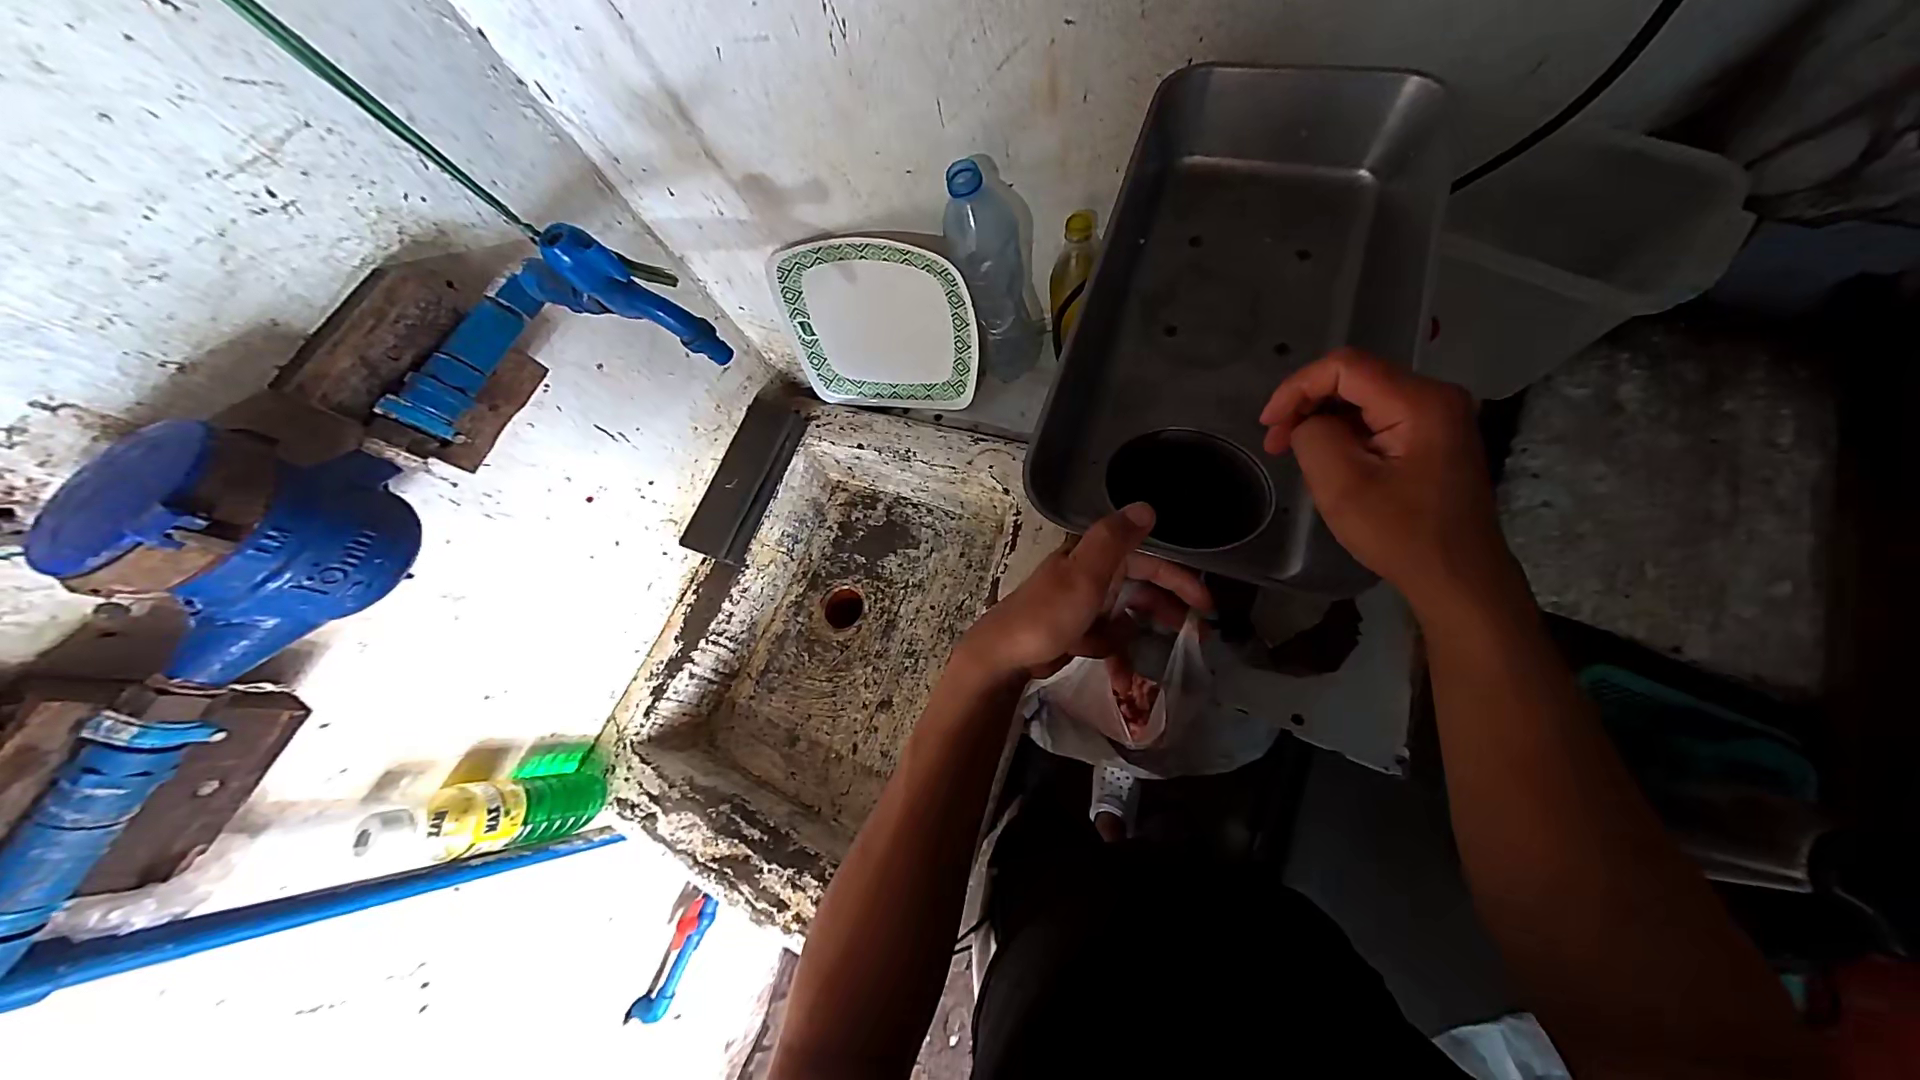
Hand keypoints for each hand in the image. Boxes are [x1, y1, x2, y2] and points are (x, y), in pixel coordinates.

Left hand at [955, 503, 1212, 680]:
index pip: (1148, 562)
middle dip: (1168, 608)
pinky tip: (1125, 677)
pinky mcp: (1073, 633)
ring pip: (1125, 616)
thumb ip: (1115, 541)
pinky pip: (1105, 641)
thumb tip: (1147, 506)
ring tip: (1165, 655)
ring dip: (1145, 633)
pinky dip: (1117, 655)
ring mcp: (1081, 607)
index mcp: (1093, 559)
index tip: (1207, 606)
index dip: (1180, 579)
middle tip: (1198, 634)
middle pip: (1140, 588)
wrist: (1003, 656)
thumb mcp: (1084, 575)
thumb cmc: (1047, 615)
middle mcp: (1089, 577)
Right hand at [1259, 348, 1520, 612]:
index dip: (1296, 387)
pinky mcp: (1434, 437)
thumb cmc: (1400, 533)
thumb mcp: (1342, 485)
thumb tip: (1308, 423)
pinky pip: (1378, 418)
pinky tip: (1326, 458)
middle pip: (1355, 377)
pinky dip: (1344, 431)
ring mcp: (1438, 416)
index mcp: (1420, 402)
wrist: (1457, 576)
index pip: (1344, 366)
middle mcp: (1436, 396)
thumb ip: (1314, 436)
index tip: (1267, 424)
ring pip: (1363, 397)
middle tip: (1275, 443)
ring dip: (1322, 418)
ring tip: (1294, 452)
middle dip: (1306, 403)